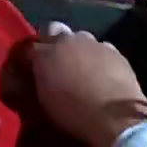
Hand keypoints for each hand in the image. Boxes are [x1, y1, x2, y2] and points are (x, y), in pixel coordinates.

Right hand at [29, 22, 146, 146]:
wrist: (115, 116)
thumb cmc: (75, 115)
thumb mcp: (47, 103)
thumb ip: (40, 79)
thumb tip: (37, 72)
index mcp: (46, 54)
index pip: (31, 46)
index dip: (32, 56)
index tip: (32, 67)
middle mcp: (67, 40)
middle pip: (55, 30)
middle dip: (54, 42)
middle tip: (57, 62)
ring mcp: (92, 42)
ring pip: (80, 38)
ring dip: (78, 49)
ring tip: (82, 69)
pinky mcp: (113, 49)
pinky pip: (101, 48)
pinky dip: (98, 57)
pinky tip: (102, 74)